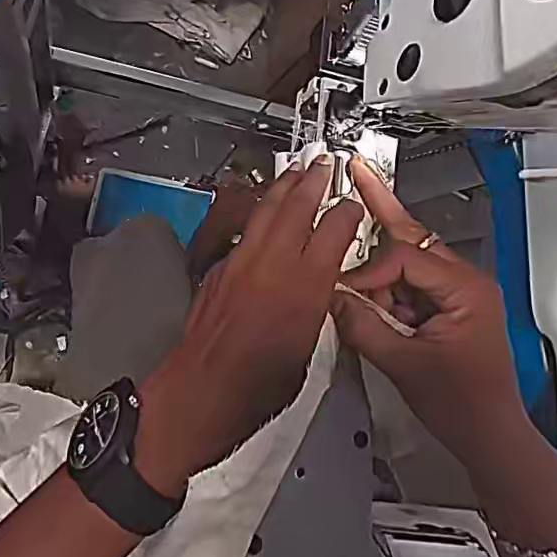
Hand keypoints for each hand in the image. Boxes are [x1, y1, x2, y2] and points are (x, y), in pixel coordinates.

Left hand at [137, 156, 363, 494]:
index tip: (352, 207)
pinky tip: (263, 211)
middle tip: (323, 165)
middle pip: (297, 206)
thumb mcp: (308, 347)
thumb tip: (319, 290)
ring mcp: (243, 261)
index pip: (334, 231)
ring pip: (266, 210)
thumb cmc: (258, 383)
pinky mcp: (220, 268)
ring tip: (294, 172)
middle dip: (314, 181)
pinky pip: (244, 229)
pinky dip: (258, 213)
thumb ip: (315, 306)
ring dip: (283, 186)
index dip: (348, 213)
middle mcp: (274, 264)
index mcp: (306, 285)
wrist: (204, 391)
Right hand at [329, 157, 528, 475]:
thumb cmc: (465, 405)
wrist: (491, 436)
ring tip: (353, 281)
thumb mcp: (405, 364)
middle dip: (380, 211)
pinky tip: (370, 302)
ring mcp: (458, 294)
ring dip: (379, 272)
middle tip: (357, 173)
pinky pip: (410, 286)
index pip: (406, 258)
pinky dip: (387, 292)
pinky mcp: (448, 308)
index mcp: (466, 289)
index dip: (369, 273)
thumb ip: (364, 326)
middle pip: (412, 240)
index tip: (343, 292)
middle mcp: (466, 283)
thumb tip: (333, 297)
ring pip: (408, 263)